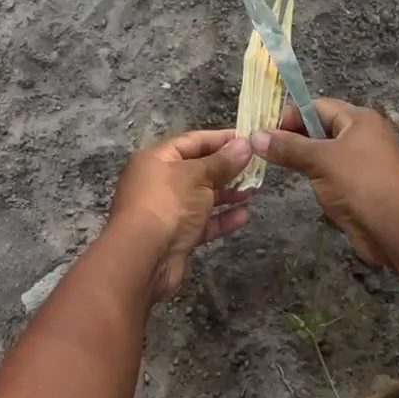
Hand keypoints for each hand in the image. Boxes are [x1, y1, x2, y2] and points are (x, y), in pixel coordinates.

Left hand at [109, 130, 254, 303]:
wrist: (142, 259)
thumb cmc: (168, 204)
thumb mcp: (198, 176)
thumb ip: (223, 161)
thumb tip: (245, 144)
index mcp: (157, 159)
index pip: (193, 141)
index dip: (221, 138)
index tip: (248, 137)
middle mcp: (159, 182)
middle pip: (198, 169)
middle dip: (227, 168)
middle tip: (256, 166)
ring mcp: (167, 211)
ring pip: (202, 197)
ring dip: (227, 193)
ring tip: (254, 190)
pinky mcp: (175, 236)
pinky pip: (202, 222)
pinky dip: (221, 219)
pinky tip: (244, 216)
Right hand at [249, 99, 398, 265]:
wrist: (393, 227)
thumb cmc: (358, 183)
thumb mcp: (320, 160)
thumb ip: (288, 147)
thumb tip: (256, 136)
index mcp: (359, 119)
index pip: (318, 106)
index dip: (291, 115)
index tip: (266, 131)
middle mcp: (363, 135)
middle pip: (321, 128)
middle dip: (295, 137)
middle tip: (265, 150)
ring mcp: (363, 160)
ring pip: (326, 153)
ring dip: (305, 159)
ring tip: (278, 166)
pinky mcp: (361, 184)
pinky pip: (333, 173)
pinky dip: (318, 177)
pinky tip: (303, 185)